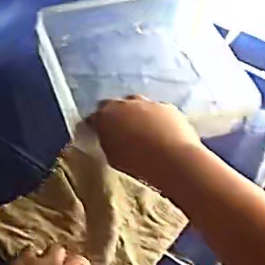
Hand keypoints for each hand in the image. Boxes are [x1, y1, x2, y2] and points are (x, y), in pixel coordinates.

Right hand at [88, 96, 203, 186]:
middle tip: (119, 129)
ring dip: (136, 112)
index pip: (93, 117)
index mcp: (104, 116)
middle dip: (114, 114)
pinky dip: (156, 117)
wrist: (171, 158)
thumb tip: (108, 136)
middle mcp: (123, 104)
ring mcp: (146, 102)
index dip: (95, 125)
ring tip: (141, 129)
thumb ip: (107, 141)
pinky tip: (161, 130)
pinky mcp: (167, 106)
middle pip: (113, 104)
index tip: (97, 133)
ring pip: (136, 103)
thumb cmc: (136, 162)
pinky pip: (157, 109)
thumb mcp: (111, 156)